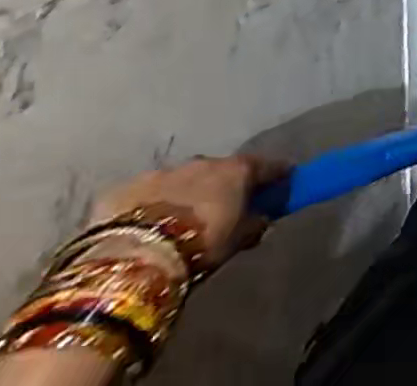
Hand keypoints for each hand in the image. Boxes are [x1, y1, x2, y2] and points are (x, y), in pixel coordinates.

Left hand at [90, 154, 289, 270]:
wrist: (136, 253)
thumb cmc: (200, 245)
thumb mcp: (236, 241)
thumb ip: (253, 225)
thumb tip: (263, 219)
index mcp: (234, 171)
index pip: (265, 165)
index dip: (276, 172)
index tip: (286, 176)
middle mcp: (203, 162)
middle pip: (221, 170)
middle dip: (224, 184)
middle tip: (225, 204)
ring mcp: (165, 171)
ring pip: (184, 179)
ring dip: (188, 192)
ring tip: (183, 217)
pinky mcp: (130, 185)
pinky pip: (150, 192)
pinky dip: (155, 202)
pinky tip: (149, 222)